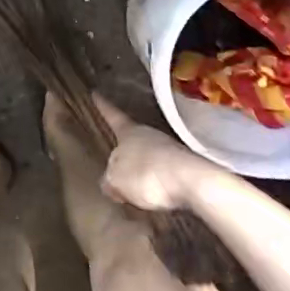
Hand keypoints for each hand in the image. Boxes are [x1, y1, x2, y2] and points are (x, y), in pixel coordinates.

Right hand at [96, 94, 231, 211]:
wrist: (194, 183)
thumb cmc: (147, 174)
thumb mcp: (115, 180)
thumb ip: (108, 179)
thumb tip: (110, 183)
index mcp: (129, 132)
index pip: (112, 116)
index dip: (103, 107)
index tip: (96, 93)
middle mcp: (150, 135)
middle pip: (132, 140)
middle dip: (124, 151)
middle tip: (115, 165)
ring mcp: (171, 149)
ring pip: (149, 157)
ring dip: (142, 170)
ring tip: (135, 189)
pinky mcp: (186, 167)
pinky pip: (164, 173)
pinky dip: (158, 183)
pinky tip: (156, 197)